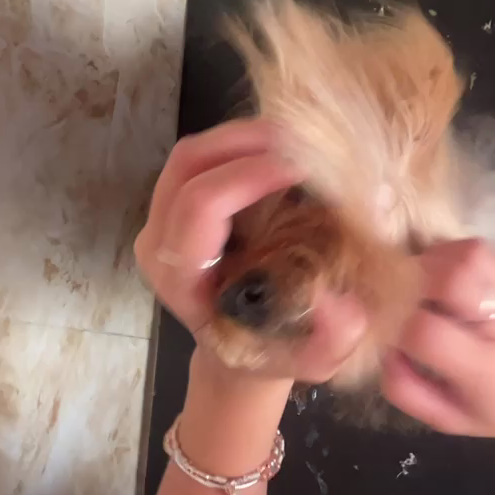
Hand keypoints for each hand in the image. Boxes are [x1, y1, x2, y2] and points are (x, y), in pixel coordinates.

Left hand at [135, 119, 366, 387]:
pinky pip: (205, 157)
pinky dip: (245, 144)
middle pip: (189, 163)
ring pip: (193, 153)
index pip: (200, 204)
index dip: (252, 175)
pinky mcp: (176, 205)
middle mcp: (159, 245)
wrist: (242, 356)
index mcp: (182, 280)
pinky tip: (284, 152)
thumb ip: (335, 333)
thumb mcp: (319, 358)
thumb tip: (336, 291)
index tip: (307, 166)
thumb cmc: (278, 352)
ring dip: (248, 137)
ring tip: (300, 142)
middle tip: (308, 140)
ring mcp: (162, 220)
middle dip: (250, 140)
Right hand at [380, 239, 494, 445]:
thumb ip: (406, 390)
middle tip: (398, 296)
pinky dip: (451, 254)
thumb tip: (382, 348)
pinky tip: (445, 275)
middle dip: (411, 282)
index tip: (384, 328)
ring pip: (467, 253)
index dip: (394, 324)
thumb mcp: (452, 419)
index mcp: (484, 368)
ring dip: (431, 261)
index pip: (426, 331)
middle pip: (450, 278)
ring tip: (420, 282)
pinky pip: (480, 249)